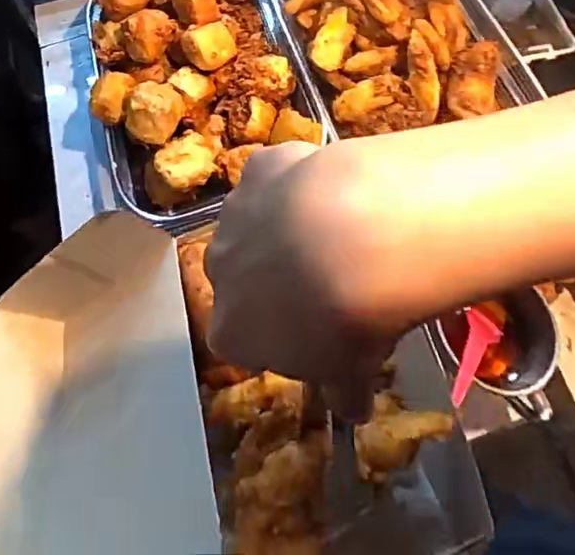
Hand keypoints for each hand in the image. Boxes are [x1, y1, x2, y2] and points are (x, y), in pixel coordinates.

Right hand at [205, 142, 397, 420]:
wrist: (356, 234)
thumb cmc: (348, 318)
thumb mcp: (351, 371)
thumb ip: (343, 390)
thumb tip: (351, 407)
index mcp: (230, 330)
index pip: (243, 339)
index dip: (277, 334)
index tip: (313, 330)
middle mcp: (218, 268)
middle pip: (241, 275)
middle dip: (271, 276)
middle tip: (322, 278)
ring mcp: (235, 212)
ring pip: (254, 221)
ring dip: (282, 225)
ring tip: (336, 228)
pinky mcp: (258, 167)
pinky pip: (274, 176)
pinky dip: (294, 180)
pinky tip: (329, 187)